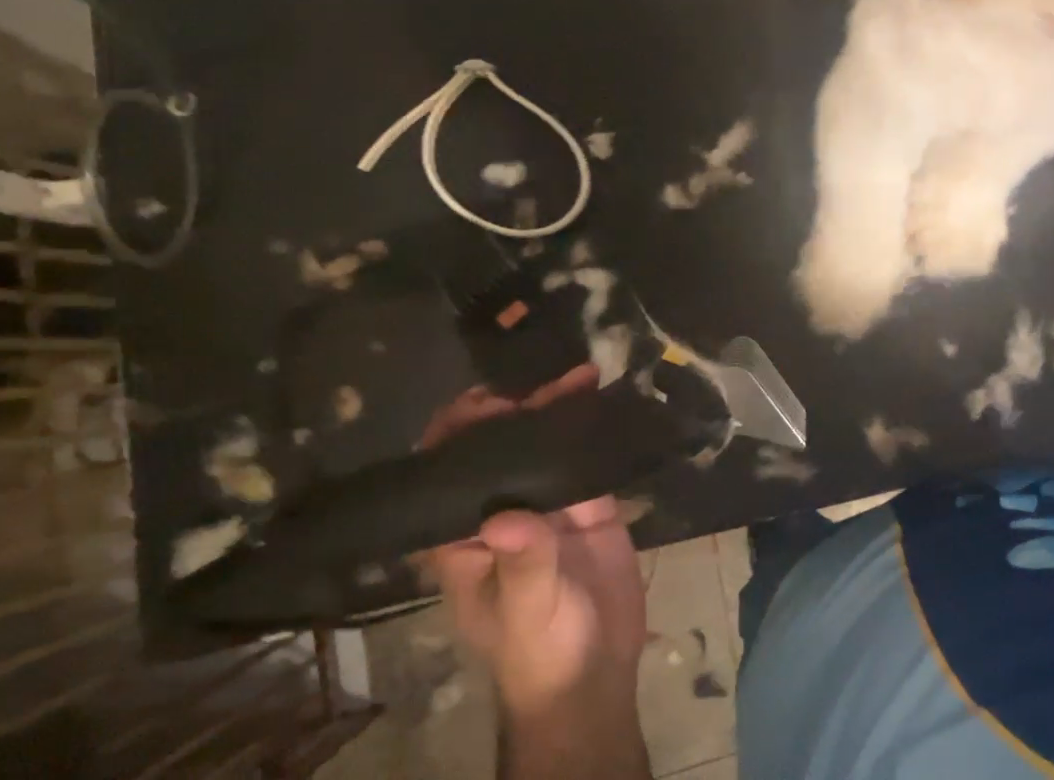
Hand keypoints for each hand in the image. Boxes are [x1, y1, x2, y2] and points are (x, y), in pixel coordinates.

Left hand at [420, 366, 648, 719]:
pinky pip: (589, 464)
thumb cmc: (538, 650)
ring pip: (547, 449)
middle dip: (516, 412)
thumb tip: (507, 517)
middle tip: (542, 388)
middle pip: (499, 450)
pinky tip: (609, 403)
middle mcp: (501, 512)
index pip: (444, 475)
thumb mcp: (525, 611)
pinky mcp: (591, 509)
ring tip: (582, 377)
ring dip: (560, 412)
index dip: (456, 434)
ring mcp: (548, 508)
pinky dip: (598, 434)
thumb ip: (522, 563)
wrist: (594, 674)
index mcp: (463, 535)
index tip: (485, 405)